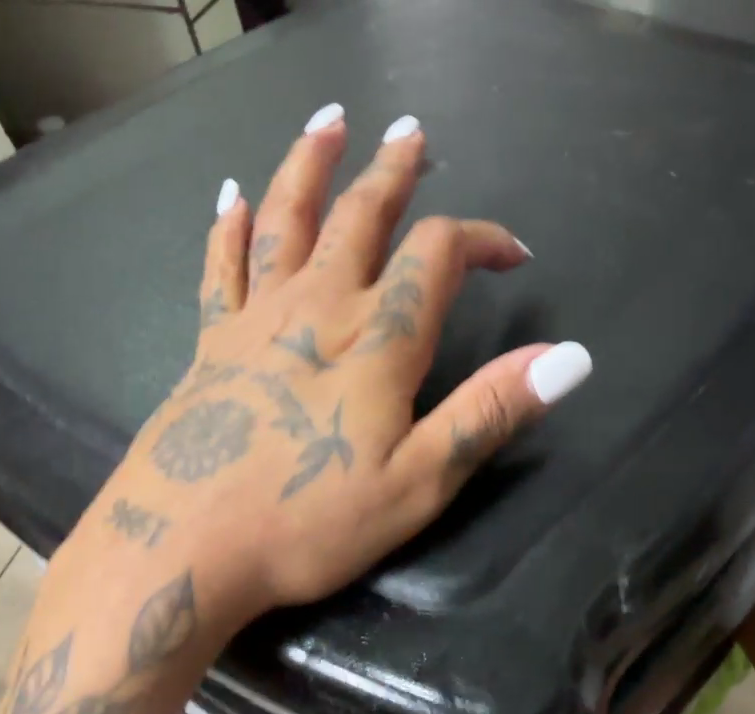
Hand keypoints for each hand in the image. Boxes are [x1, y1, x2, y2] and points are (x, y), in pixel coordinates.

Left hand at [89, 104, 592, 613]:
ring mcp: (255, 321)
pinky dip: (227, 227)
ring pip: (285, 221)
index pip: (437, 259)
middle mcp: (316, 311)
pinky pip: (220, 268)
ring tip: (329, 123)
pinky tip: (230, 196)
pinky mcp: (209, 345)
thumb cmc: (312, 524)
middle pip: (360, 219)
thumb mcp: (421, 482)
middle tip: (412, 134)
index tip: (513, 254)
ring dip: (309, 166)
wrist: (185, 549)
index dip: (480, 240)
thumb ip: (490, 412)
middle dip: (392, 174)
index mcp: (376, 344)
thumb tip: (570, 358)